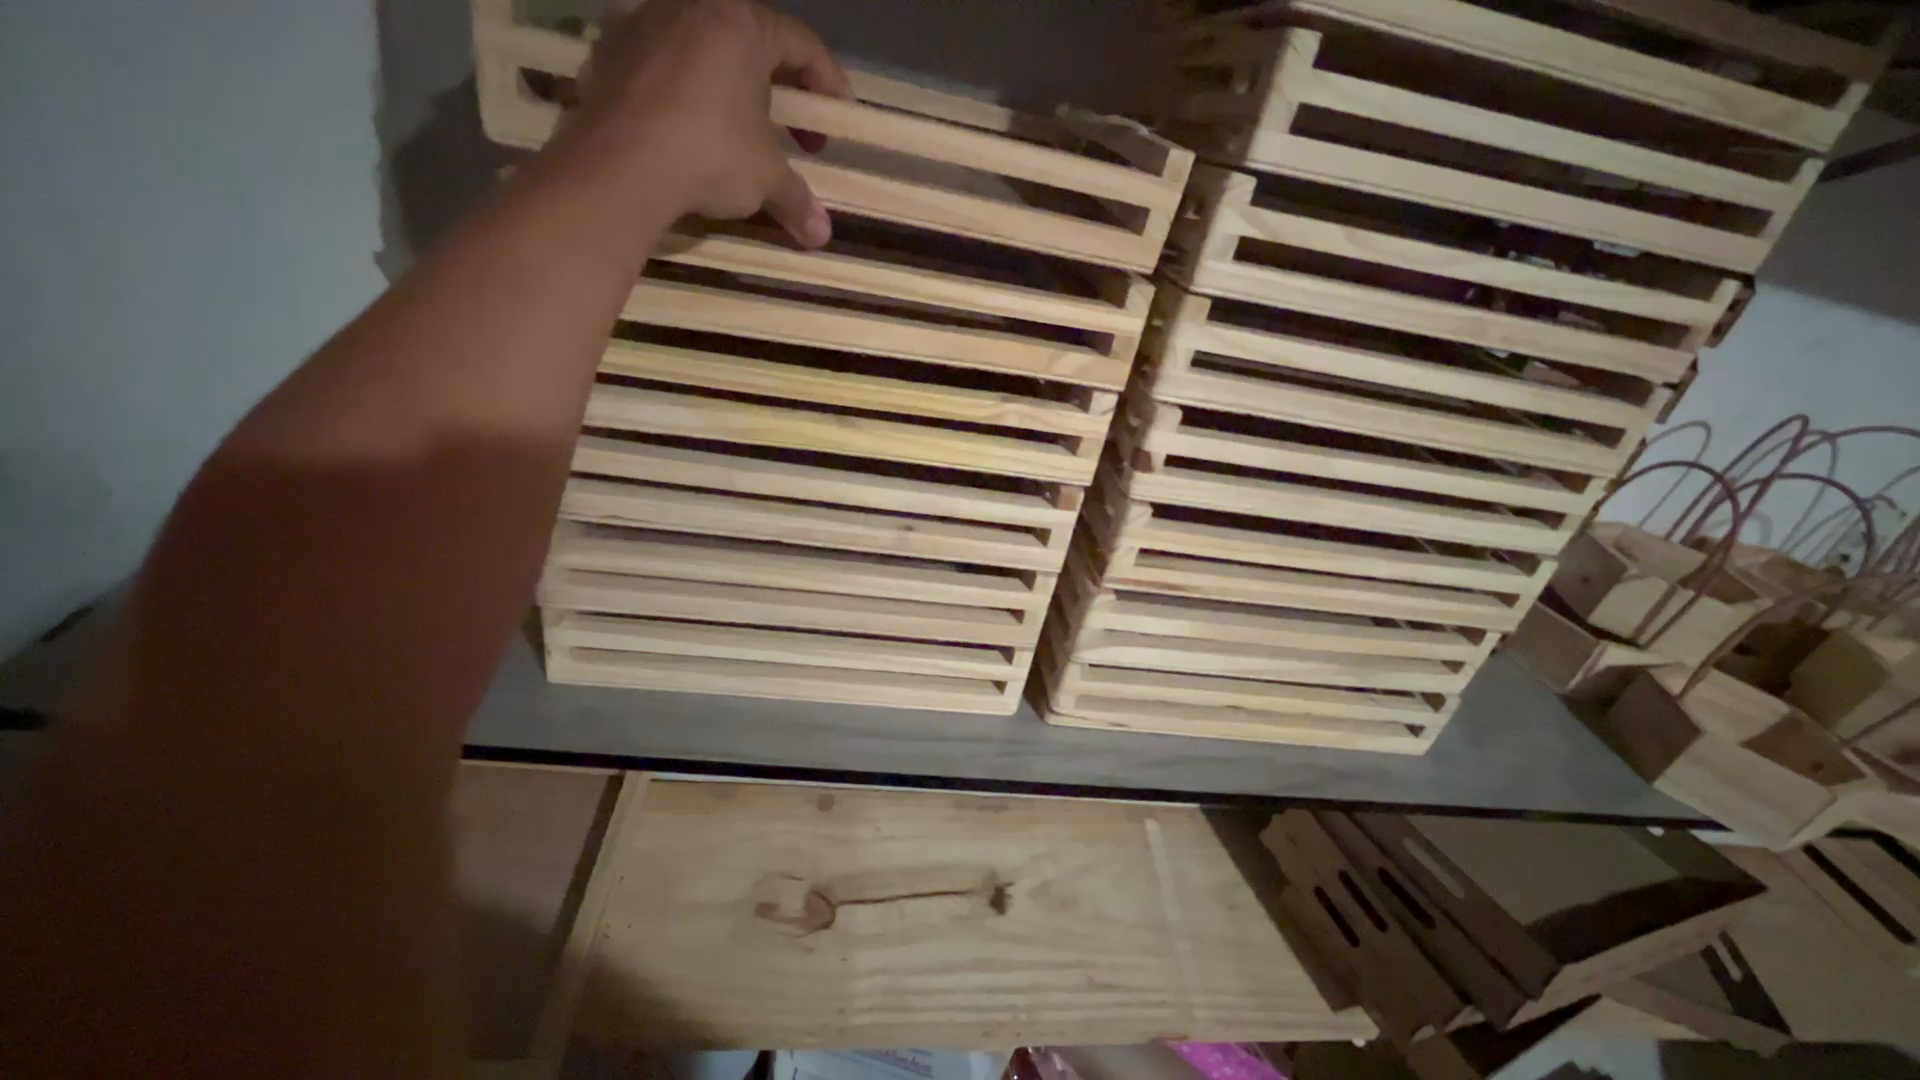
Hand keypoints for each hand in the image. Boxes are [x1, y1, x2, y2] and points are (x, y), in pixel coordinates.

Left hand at [565, 0, 851, 247]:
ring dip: (722, 83)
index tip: (837, 118)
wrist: (615, 168)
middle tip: (790, 130)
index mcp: (741, 22)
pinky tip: (682, 127)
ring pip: (697, 47)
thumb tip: (822, 237)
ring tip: (732, 126)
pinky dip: (676, 90)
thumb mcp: (765, 179)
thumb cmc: (708, 155)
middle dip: (776, 85)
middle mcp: (690, 6)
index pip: (803, 44)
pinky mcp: (605, 52)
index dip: (828, 82)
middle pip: (749, 39)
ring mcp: (641, 23)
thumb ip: (796, 198)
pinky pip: (654, 65)